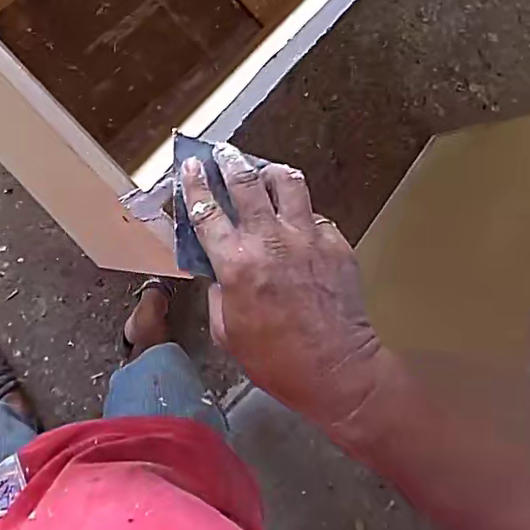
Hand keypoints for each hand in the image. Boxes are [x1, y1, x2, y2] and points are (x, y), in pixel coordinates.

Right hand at [182, 145, 393, 439]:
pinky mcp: (337, 246)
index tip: (189, 166)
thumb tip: (217, 266)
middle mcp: (270, 242)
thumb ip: (217, 288)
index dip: (194, 184)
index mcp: (236, 264)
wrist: (340, 375)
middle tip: (222, 154)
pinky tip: (294, 221)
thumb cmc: (275, 359)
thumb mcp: (225, 328)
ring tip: (262, 171)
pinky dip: (300, 211)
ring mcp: (307, 240)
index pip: (207, 210)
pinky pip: (314, 214)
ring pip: (288, 184)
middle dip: (229, 162)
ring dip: (269, 172)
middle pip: (245, 183)